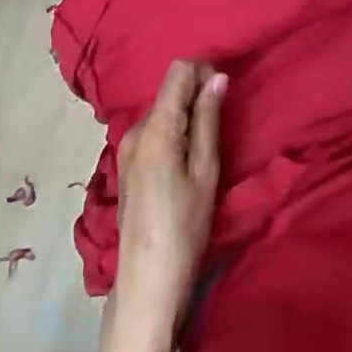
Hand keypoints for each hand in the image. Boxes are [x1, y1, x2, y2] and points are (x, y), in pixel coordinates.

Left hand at [109, 60, 225, 349]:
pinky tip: (185, 160)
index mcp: (155, 127)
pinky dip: (174, 132)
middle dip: (197, 94)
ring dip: (187, 115)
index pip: (178, 71)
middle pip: (169, 90)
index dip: (204, 72)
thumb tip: (218, 76)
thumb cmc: (185, 224)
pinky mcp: (127, 164)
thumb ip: (209, 119)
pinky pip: (154, 130)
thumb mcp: (206, 169)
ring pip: (163, 110)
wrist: (147, 280)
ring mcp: (126, 147)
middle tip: (221, 124)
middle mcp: (135, 129)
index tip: (224, 93)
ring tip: (206, 147)